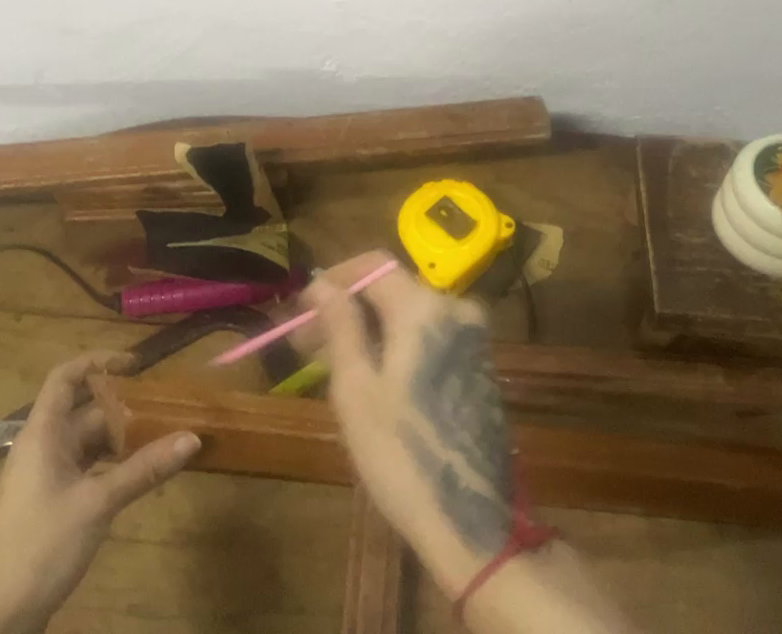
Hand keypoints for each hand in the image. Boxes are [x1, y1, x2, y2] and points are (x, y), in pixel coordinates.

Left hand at [0, 351, 201, 633]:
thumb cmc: (39, 545)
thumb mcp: (97, 503)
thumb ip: (144, 469)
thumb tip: (193, 437)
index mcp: (42, 434)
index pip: (65, 378)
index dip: (97, 362)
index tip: (137, 364)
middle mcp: (42, 447)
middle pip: (85, 412)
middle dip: (126, 408)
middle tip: (170, 410)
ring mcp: (45, 476)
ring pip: (89, 442)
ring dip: (123, 438)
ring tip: (165, 437)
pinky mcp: (52, 503)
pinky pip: (88, 468)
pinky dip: (114, 464)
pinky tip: (142, 472)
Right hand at [309, 254, 635, 633]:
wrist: (468, 518)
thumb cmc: (399, 452)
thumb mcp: (355, 387)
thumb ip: (340, 325)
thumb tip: (320, 283)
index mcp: (425, 308)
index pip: (373, 265)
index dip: (334, 280)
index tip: (302, 310)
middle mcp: (456, 311)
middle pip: (392, 290)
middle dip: (348, 310)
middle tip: (307, 346)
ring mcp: (474, 339)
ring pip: (409, 316)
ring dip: (369, 331)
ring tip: (332, 369)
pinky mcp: (479, 366)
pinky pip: (430, 338)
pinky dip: (397, 347)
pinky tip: (373, 382)